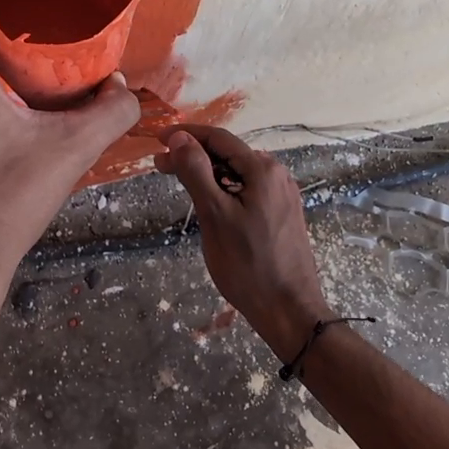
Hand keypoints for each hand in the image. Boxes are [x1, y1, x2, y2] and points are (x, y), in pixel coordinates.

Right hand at [156, 125, 333, 356]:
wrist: (290, 312)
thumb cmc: (248, 265)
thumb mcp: (215, 215)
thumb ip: (196, 172)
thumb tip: (179, 137)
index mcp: (263, 169)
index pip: (219, 138)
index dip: (186, 135)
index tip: (157, 140)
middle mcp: (277, 175)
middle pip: (228, 154)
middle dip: (194, 155)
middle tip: (160, 167)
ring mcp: (282, 196)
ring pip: (237, 173)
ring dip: (208, 173)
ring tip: (181, 184)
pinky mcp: (282, 215)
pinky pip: (248, 190)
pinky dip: (224, 189)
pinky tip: (210, 202)